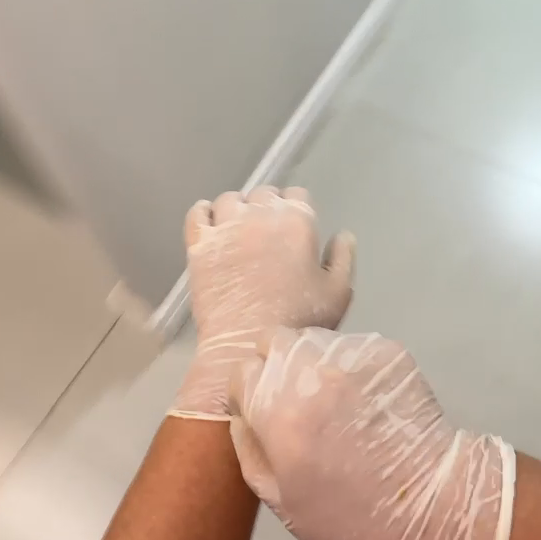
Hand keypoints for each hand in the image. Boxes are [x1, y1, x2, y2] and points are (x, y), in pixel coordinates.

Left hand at [167, 186, 355, 420]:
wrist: (247, 346)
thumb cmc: (299, 321)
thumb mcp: (338, 292)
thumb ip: (343, 257)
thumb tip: (343, 234)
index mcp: (297, 220)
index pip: (297, 194)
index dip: (297, 207)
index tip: (294, 226)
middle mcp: (260, 214)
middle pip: (263, 193)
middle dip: (267, 207)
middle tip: (267, 232)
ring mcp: (227, 226)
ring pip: (230, 199)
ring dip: (237, 209)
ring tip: (238, 229)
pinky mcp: (200, 244)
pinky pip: (197, 212)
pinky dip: (204, 213)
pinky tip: (211, 225)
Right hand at [228, 329, 513, 539]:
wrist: (430, 503)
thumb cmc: (350, 513)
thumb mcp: (280, 499)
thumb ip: (249, 446)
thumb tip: (240, 410)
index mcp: (279, 410)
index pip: (241, 371)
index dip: (248, 392)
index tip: (262, 408)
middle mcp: (312, 369)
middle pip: (273, 340)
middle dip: (275, 363)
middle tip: (294, 395)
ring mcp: (352, 353)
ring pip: (313, 337)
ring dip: (312, 359)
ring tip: (333, 398)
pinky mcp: (385, 347)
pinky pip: (351, 344)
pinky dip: (349, 362)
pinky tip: (363, 396)